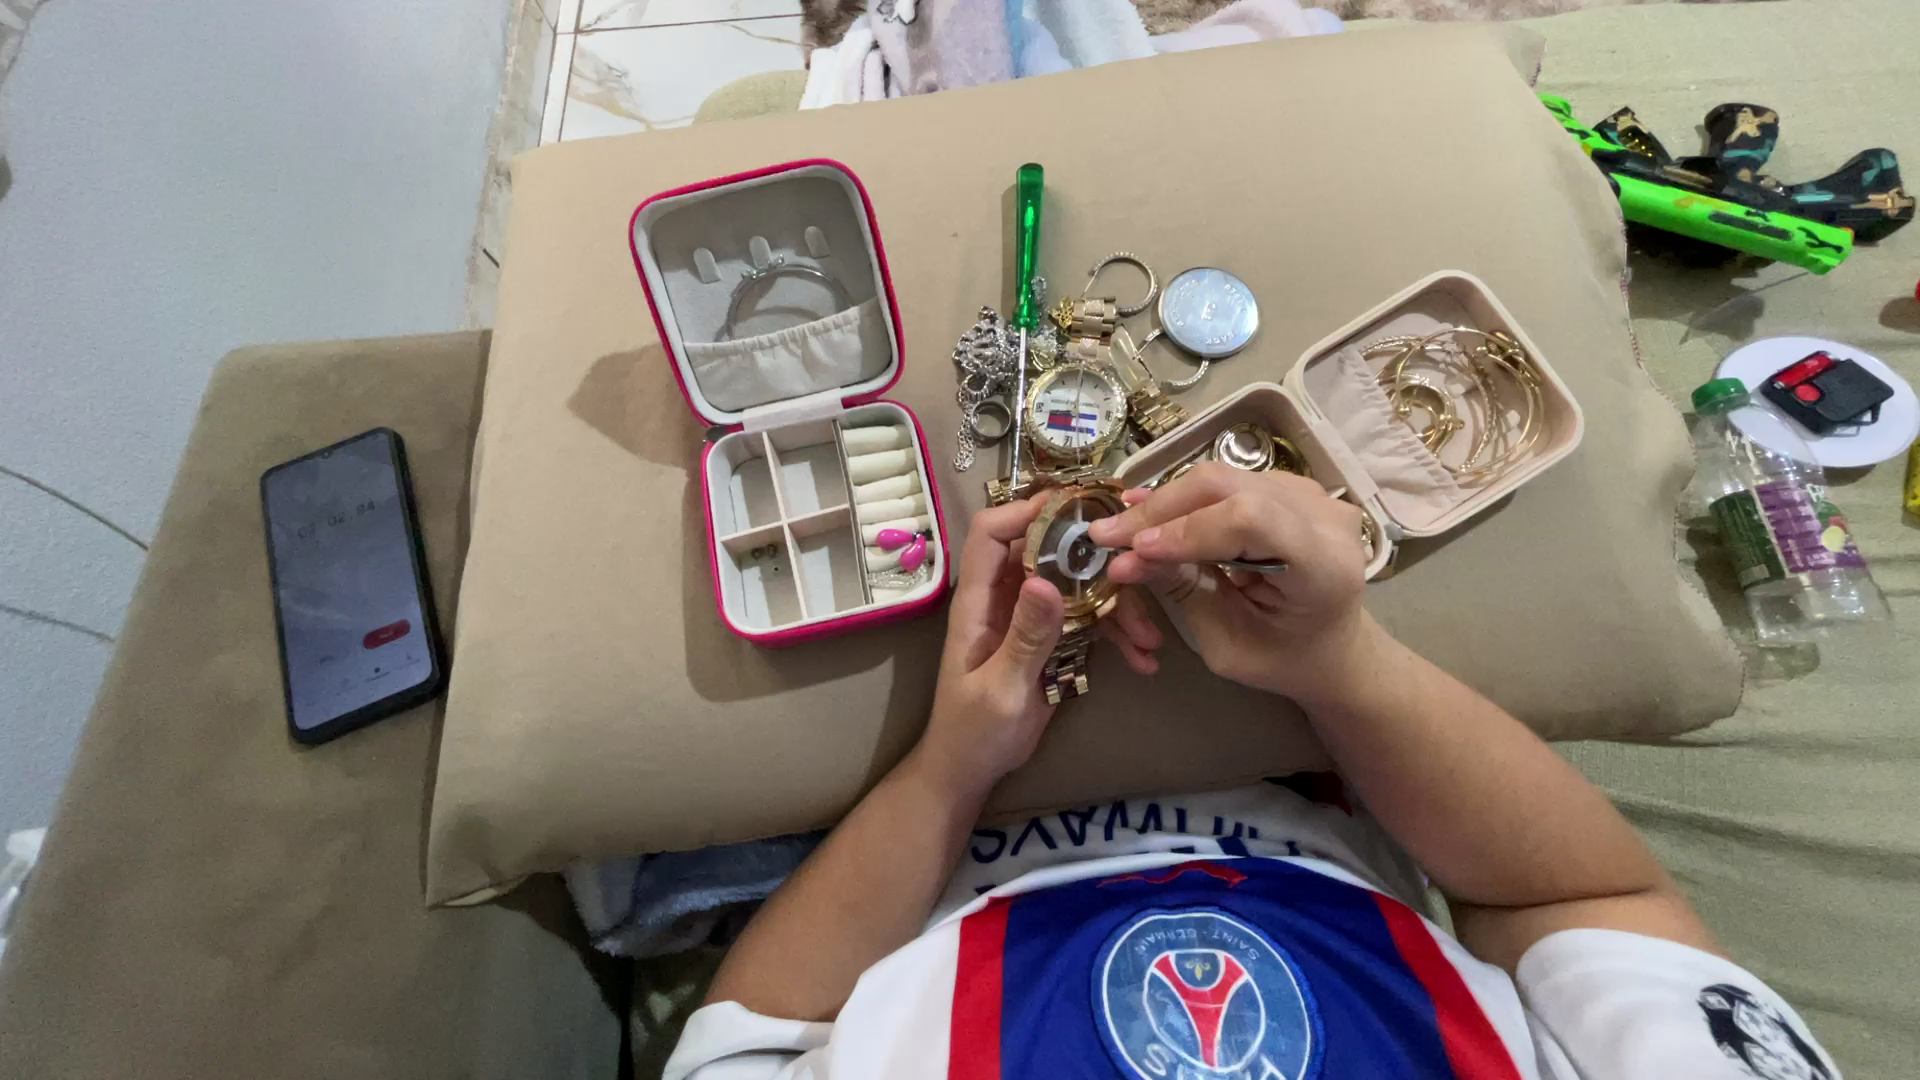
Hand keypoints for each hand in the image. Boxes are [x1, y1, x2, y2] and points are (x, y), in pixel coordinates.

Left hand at [916, 497, 1161, 795]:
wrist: (971, 769)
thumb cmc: (973, 731)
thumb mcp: (1001, 689)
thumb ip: (1025, 638)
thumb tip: (1046, 582)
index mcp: (978, 601)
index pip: (991, 534)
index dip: (1025, 511)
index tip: (1075, 508)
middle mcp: (1005, 598)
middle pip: (1045, 551)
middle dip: (1091, 556)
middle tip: (1138, 565)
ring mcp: (1030, 617)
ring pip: (1075, 585)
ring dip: (1115, 605)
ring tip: (1149, 637)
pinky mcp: (1052, 638)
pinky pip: (1087, 619)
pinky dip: (1114, 634)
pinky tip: (1143, 657)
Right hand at [1087, 464, 1376, 701]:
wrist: (1331, 645)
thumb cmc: (1283, 658)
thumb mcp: (1227, 642)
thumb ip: (1183, 593)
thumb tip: (1122, 561)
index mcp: (1323, 567)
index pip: (1249, 521)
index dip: (1185, 530)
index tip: (1132, 552)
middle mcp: (1323, 517)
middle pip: (1226, 486)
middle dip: (1159, 510)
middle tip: (1106, 537)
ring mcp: (1308, 494)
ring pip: (1217, 478)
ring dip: (1162, 503)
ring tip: (1120, 527)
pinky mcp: (1287, 486)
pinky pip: (1222, 482)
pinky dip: (1180, 500)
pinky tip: (1147, 513)